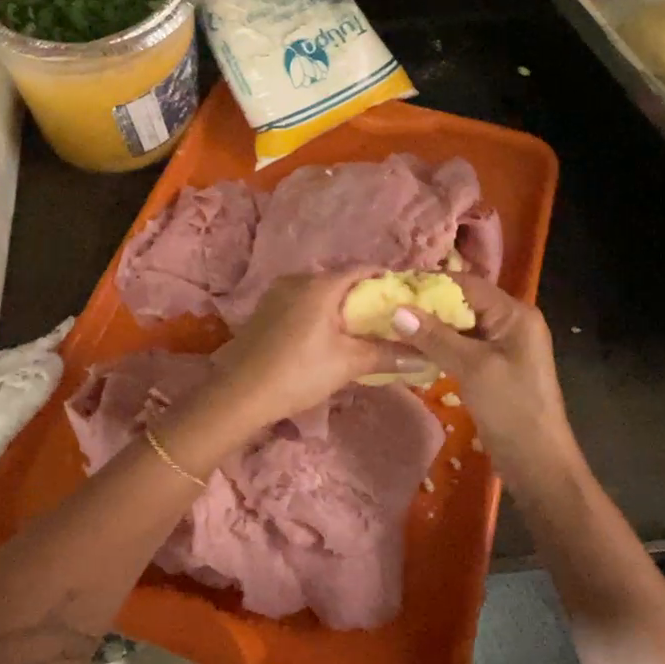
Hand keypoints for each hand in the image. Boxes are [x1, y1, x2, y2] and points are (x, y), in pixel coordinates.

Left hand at [208, 270, 404, 428]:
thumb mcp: (347, 364)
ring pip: (319, 292)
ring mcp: (277, 293)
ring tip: (361, 329)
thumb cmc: (298, 373)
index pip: (362, 269)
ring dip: (340, 306)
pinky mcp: (265, 310)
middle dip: (364, 296)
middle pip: (340, 279)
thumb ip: (387, 355)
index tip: (405, 298)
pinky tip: (327, 336)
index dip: (386, 280)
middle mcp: (298, 280)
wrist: (239, 394)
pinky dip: (320, 313)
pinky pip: (302, 303)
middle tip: (387, 318)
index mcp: (320, 285)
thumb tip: (425, 357)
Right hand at [390, 274, 579, 481]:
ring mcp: (504, 346)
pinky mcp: (494, 368)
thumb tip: (397, 309)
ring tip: (393, 324)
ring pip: (461, 326)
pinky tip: (413, 349)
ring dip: (431, 326)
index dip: (431, 283)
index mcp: (515, 314)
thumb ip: (435, 336)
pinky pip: (463, 346)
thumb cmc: (511, 409)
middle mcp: (512, 323)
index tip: (394, 286)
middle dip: (428, 305)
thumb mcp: (472, 368)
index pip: (468, 284)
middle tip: (388, 306)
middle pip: (464, 302)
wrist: (538, 464)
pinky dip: (440, 346)